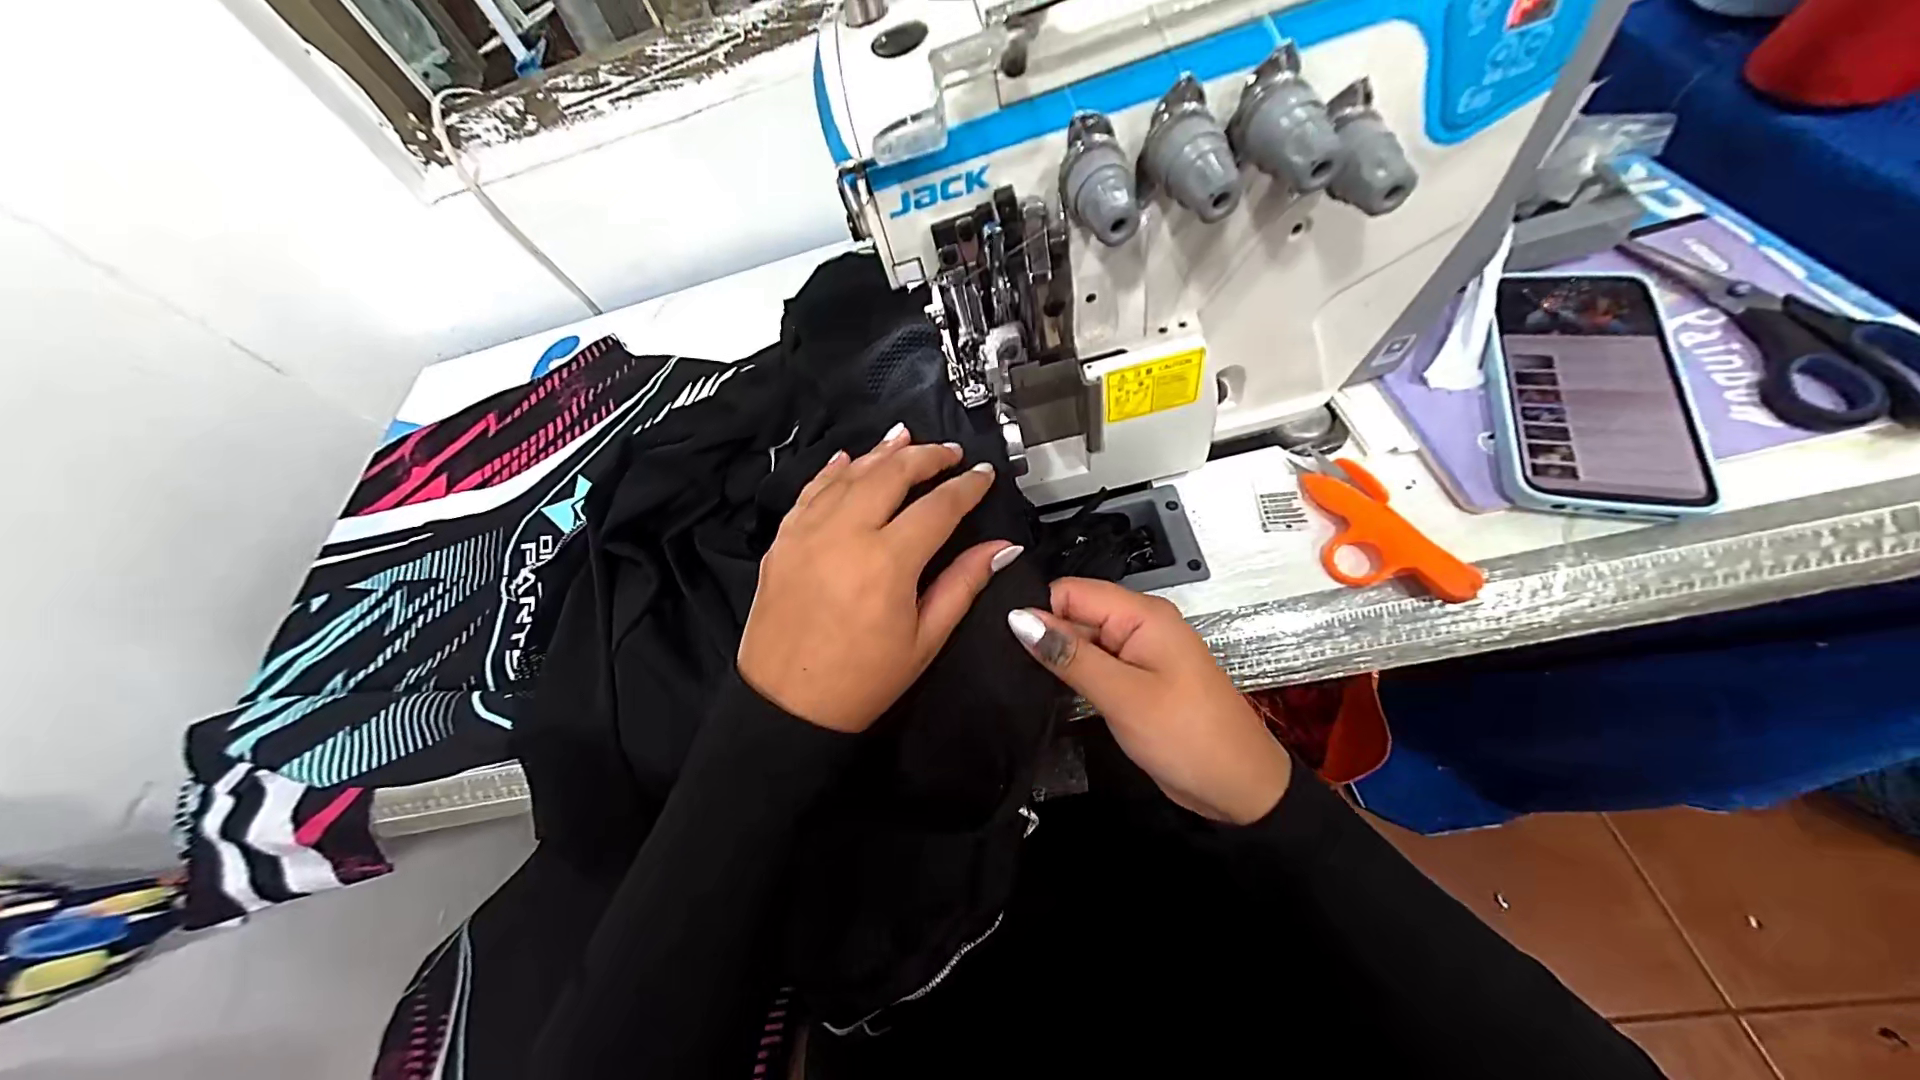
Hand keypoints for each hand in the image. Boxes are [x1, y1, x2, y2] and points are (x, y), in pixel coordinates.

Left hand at [738, 424, 1021, 732]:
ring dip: (881, 453)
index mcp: (886, 563)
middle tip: (948, 452)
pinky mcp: (782, 540)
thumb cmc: (860, 682)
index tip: (982, 475)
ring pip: (849, 473)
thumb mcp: (924, 640)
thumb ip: (963, 584)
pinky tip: (848, 458)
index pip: (937, 507)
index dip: (966, 487)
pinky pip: (811, 490)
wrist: (785, 705)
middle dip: (926, 456)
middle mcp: (843, 536)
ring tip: (905, 438)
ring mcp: (807, 533)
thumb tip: (1001, 548)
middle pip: (891, 474)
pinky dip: (833, 470)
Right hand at [1006, 578, 1292, 824]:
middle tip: (1009, 665)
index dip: (1039, 610)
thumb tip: (1020, 619)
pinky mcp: (1134, 678)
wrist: (1238, 788)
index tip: (1007, 639)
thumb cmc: (1190, 738)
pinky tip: (1052, 690)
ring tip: (1025, 679)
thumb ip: (1069, 655)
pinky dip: (1074, 675)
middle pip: (1075, 613)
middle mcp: (1139, 625)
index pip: (1071, 590)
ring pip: (1081, 640)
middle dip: (1045, 635)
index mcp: (1142, 615)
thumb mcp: (1123, 695)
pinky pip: (1094, 664)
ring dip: (1058, 658)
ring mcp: (1137, 653)